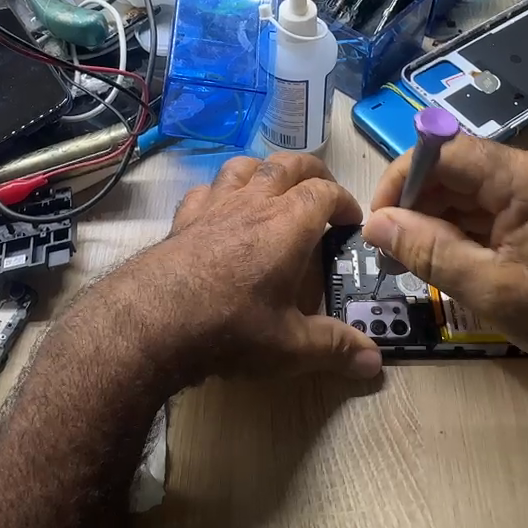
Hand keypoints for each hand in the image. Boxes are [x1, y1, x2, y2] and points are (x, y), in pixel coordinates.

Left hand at [92, 153, 381, 389]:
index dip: (344, 201)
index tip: (351, 221)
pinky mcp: (183, 218)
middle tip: (322, 191)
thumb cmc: (231, 327)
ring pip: (244, 166)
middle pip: (288, 164)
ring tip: (273, 188)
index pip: (325, 192)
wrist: (152, 321)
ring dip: (264, 171)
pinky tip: (220, 210)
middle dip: (312, 171)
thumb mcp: (290, 347)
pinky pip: (205, 190)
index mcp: (289, 224)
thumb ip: (335, 349)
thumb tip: (375, 363)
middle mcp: (254, 203)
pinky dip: (220, 192)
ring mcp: (215, 205)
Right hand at [363, 136, 527, 377]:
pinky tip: (458, 256)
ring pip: (476, 185)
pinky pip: (500, 200)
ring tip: (420, 259)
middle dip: (419, 204)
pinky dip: (472, 225)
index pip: (444, 151)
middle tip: (394, 251)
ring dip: (443, 217)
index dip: (400, 179)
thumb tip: (376, 224)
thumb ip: (430, 252)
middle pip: (459, 166)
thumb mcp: (496, 294)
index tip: (378, 222)